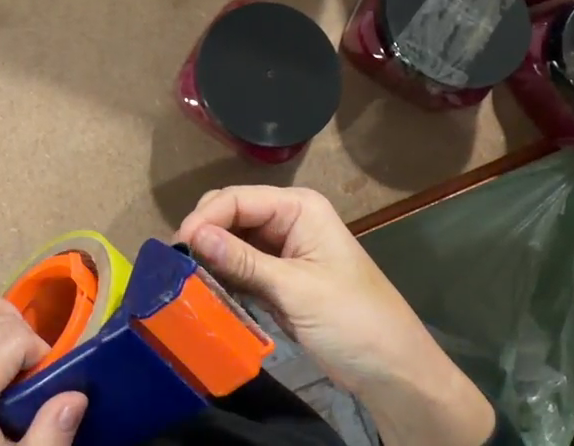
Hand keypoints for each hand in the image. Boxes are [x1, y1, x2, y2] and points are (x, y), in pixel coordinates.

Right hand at [175, 187, 493, 445]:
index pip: (238, 198)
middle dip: (205, 233)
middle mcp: (288, 219)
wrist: (395, 373)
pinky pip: (241, 266)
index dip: (205, 218)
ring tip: (185, 277)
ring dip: (211, 256)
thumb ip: (242, 261)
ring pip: (231, 240)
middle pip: (231, 213)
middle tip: (179, 265)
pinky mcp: (279, 277)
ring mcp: (283, 248)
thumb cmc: (353, 321)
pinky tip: (207, 288)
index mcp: (299, 207)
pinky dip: (223, 275)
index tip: (177, 247)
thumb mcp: (295, 290)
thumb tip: (192, 235)